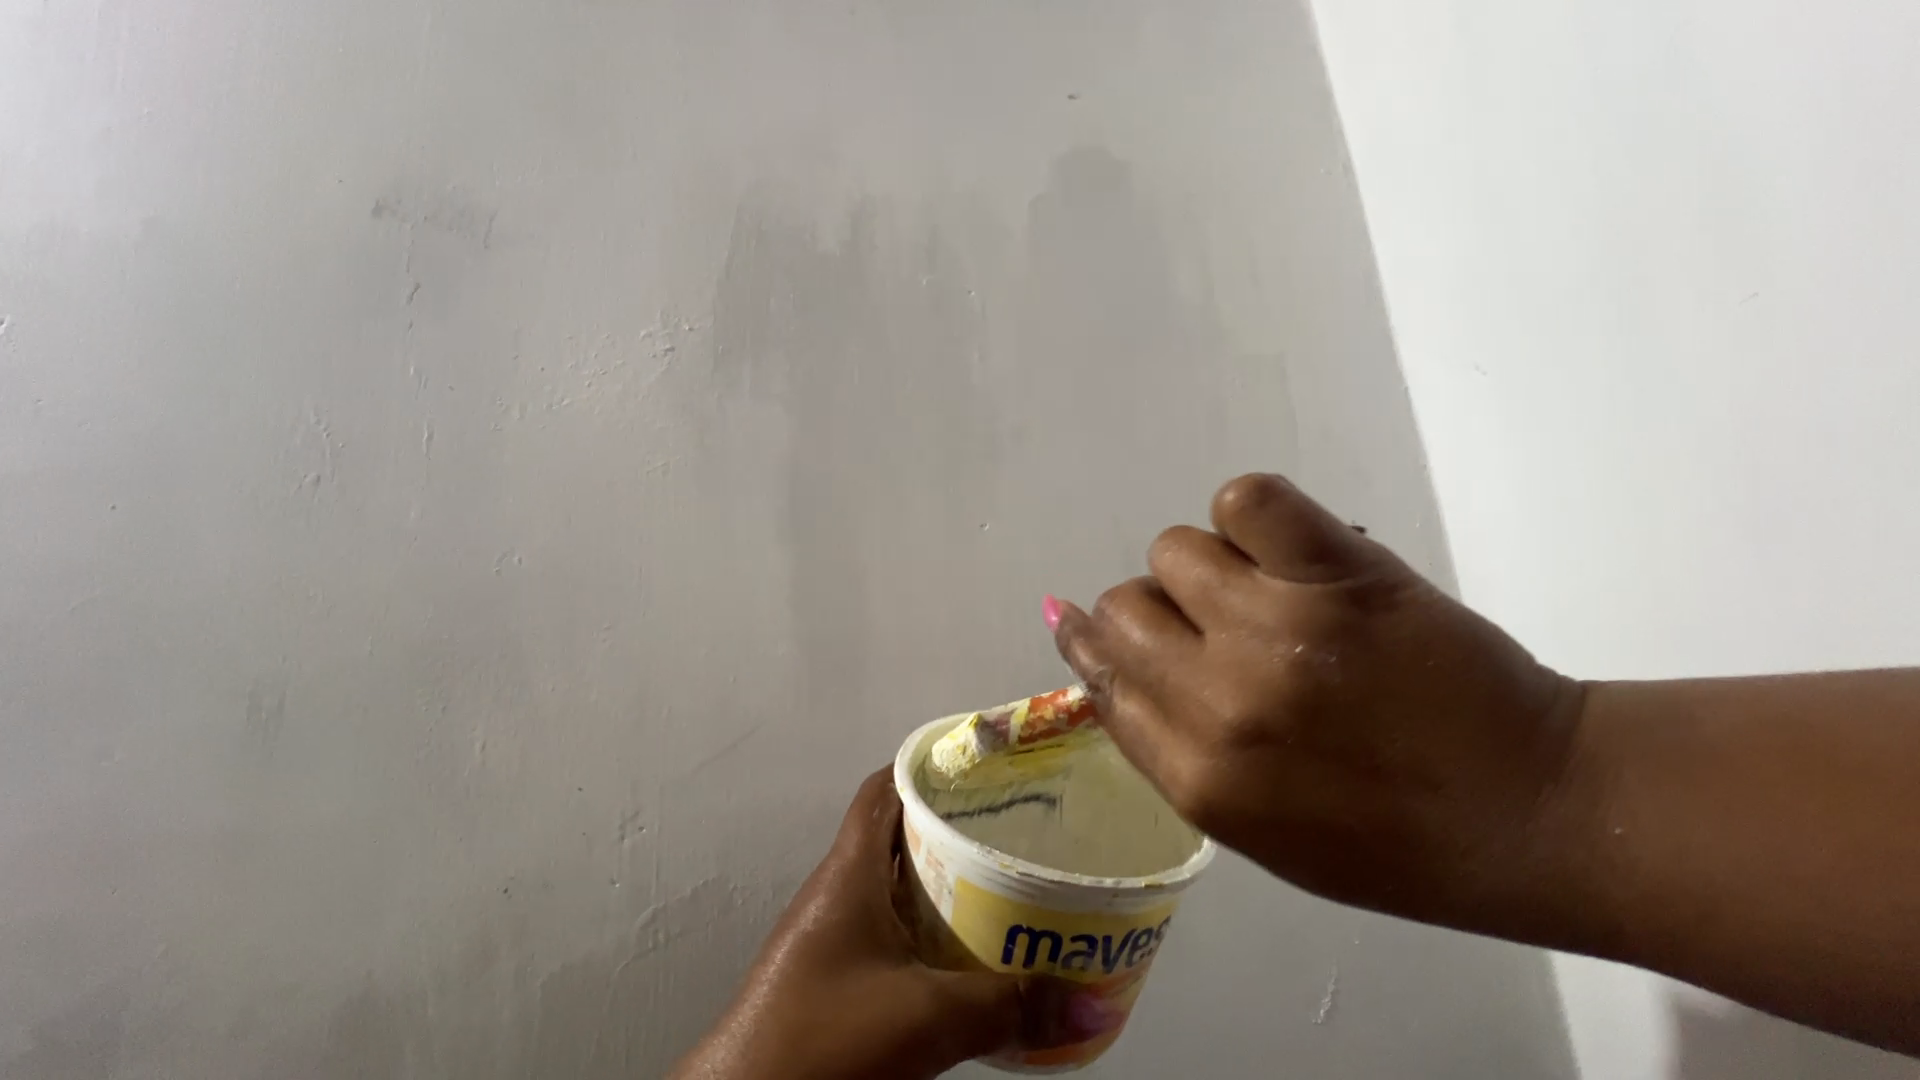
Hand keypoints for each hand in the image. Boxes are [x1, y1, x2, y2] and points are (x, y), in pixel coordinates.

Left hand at [671, 769, 1065, 1079]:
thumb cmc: (822, 1036)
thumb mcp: (922, 1018)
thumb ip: (1006, 1007)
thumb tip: (1094, 1008)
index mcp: (849, 871)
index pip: (883, 787)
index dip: (929, 766)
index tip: (985, 767)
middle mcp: (838, 890)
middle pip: (899, 832)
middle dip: (955, 826)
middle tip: (1018, 826)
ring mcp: (834, 934)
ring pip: (898, 884)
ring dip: (947, 881)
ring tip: (1009, 883)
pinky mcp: (838, 975)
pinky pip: (895, 928)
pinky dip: (934, 928)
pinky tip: (971, 954)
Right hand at [1050, 474, 1598, 946]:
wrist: (1533, 813)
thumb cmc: (1387, 838)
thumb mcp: (1249, 822)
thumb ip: (1164, 746)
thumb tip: (1091, 655)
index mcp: (1197, 777)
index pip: (1102, 676)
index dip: (1092, 642)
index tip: (1090, 622)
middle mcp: (1220, 702)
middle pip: (1124, 605)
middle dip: (1156, 612)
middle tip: (1215, 624)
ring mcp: (1279, 630)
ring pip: (1176, 550)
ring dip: (1210, 568)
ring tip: (1270, 591)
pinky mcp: (1342, 575)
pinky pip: (1246, 501)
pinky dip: (1253, 515)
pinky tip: (1288, 546)